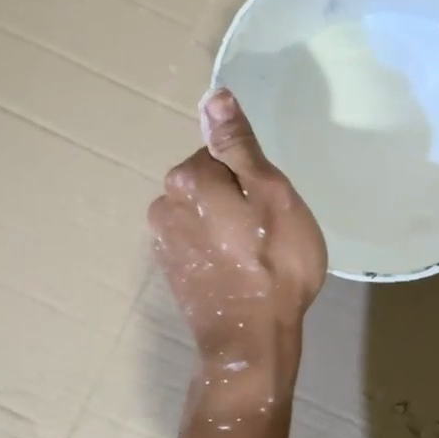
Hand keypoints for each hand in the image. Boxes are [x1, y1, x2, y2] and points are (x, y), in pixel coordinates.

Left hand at [148, 90, 326, 358]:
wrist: (251, 341)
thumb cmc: (274, 263)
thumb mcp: (271, 194)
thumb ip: (239, 144)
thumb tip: (213, 96)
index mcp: (187, 179)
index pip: (221, 151)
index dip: (253, 174)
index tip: (271, 203)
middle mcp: (164, 204)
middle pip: (210, 180)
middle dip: (238, 196)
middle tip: (270, 228)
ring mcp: (164, 241)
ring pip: (205, 211)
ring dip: (228, 223)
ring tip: (258, 253)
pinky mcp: (171, 270)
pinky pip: (199, 240)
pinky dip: (219, 247)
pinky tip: (241, 270)